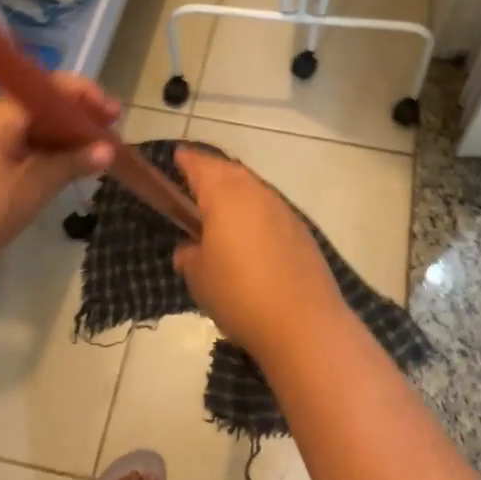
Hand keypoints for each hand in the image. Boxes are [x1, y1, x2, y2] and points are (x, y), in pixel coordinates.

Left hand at [0, 75, 117, 263]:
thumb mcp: (35, 187)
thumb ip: (73, 162)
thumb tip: (108, 150)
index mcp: (1, 113)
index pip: (52, 87)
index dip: (87, 97)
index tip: (113, 117)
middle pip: (43, 101)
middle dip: (79, 116)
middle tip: (109, 136)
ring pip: (33, 122)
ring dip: (63, 133)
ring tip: (92, 152)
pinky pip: (20, 139)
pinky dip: (45, 147)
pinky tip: (63, 164)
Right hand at [172, 147, 347, 357]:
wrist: (303, 322)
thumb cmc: (239, 295)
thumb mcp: (200, 278)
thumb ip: (189, 256)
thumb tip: (189, 249)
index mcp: (225, 195)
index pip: (202, 165)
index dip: (187, 160)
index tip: (177, 157)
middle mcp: (256, 192)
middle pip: (230, 171)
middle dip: (212, 172)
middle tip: (194, 182)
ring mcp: (282, 209)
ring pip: (253, 188)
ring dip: (236, 192)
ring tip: (220, 210)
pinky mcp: (300, 229)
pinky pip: (270, 209)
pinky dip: (255, 212)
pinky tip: (250, 235)